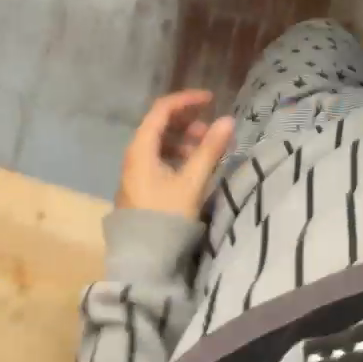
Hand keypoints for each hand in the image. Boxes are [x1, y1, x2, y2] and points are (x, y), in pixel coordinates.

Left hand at [117, 91, 234, 219]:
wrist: (143, 261)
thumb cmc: (166, 217)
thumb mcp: (191, 182)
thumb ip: (209, 149)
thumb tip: (228, 120)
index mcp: (141, 147)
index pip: (163, 109)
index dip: (187, 100)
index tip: (212, 100)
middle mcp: (134, 154)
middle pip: (160, 124)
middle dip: (188, 122)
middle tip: (210, 131)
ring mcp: (135, 171)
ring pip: (160, 143)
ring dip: (184, 140)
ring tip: (206, 151)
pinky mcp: (140, 186)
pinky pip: (159, 159)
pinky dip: (178, 156)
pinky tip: (194, 168)